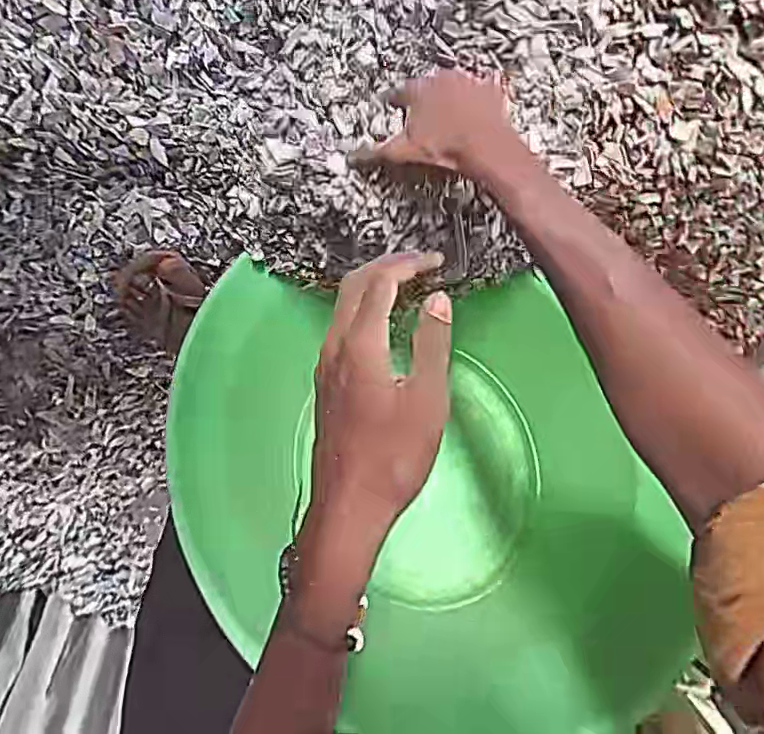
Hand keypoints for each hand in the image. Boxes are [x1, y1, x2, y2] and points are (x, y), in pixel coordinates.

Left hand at [307, 251, 453, 543]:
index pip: (380, 283)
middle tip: (421, 263)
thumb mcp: (427, 399)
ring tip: (408, 283)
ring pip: (345, 303)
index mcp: (360, 344)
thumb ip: (432, 343)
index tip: (435, 261)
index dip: (408, 264)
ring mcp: (326, 361)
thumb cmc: (393, 456)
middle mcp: (335, 345)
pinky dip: (366, 306)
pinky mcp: (327, 377)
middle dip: (388, 265)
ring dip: (374, 284)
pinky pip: (343, 323)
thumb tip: (437, 300)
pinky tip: (387, 320)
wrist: (348, 502)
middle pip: (355, 284)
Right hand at [352, 70, 525, 177]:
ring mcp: (467, 81)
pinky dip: (476, 96)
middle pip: (425, 85)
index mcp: (418, 89)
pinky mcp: (489, 89)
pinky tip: (475, 109)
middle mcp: (442, 79)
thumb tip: (358, 156)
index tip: (394, 107)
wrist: (487, 148)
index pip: (398, 92)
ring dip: (448, 95)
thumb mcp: (406, 151)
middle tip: (421, 115)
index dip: (394, 102)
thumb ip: (379, 151)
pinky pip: (481, 87)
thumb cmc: (449, 146)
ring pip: (452, 83)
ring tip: (447, 115)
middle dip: (422, 98)